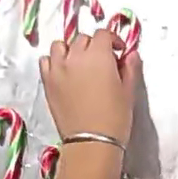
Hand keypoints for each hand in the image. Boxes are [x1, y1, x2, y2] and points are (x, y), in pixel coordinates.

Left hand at [40, 31, 140, 148]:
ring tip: (79, 63)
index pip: (103, 34)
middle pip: (83, 39)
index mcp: (98, 55)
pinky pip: (46, 61)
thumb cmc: (115, 120)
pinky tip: (63, 71)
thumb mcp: (129, 93)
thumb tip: (131, 54)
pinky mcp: (48, 82)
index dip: (112, 40)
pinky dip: (54, 61)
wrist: (92, 144)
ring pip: (61, 45)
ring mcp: (58, 68)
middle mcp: (76, 56)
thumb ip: (131, 69)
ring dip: (71, 49)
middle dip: (94, 46)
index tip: (118, 52)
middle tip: (102, 62)